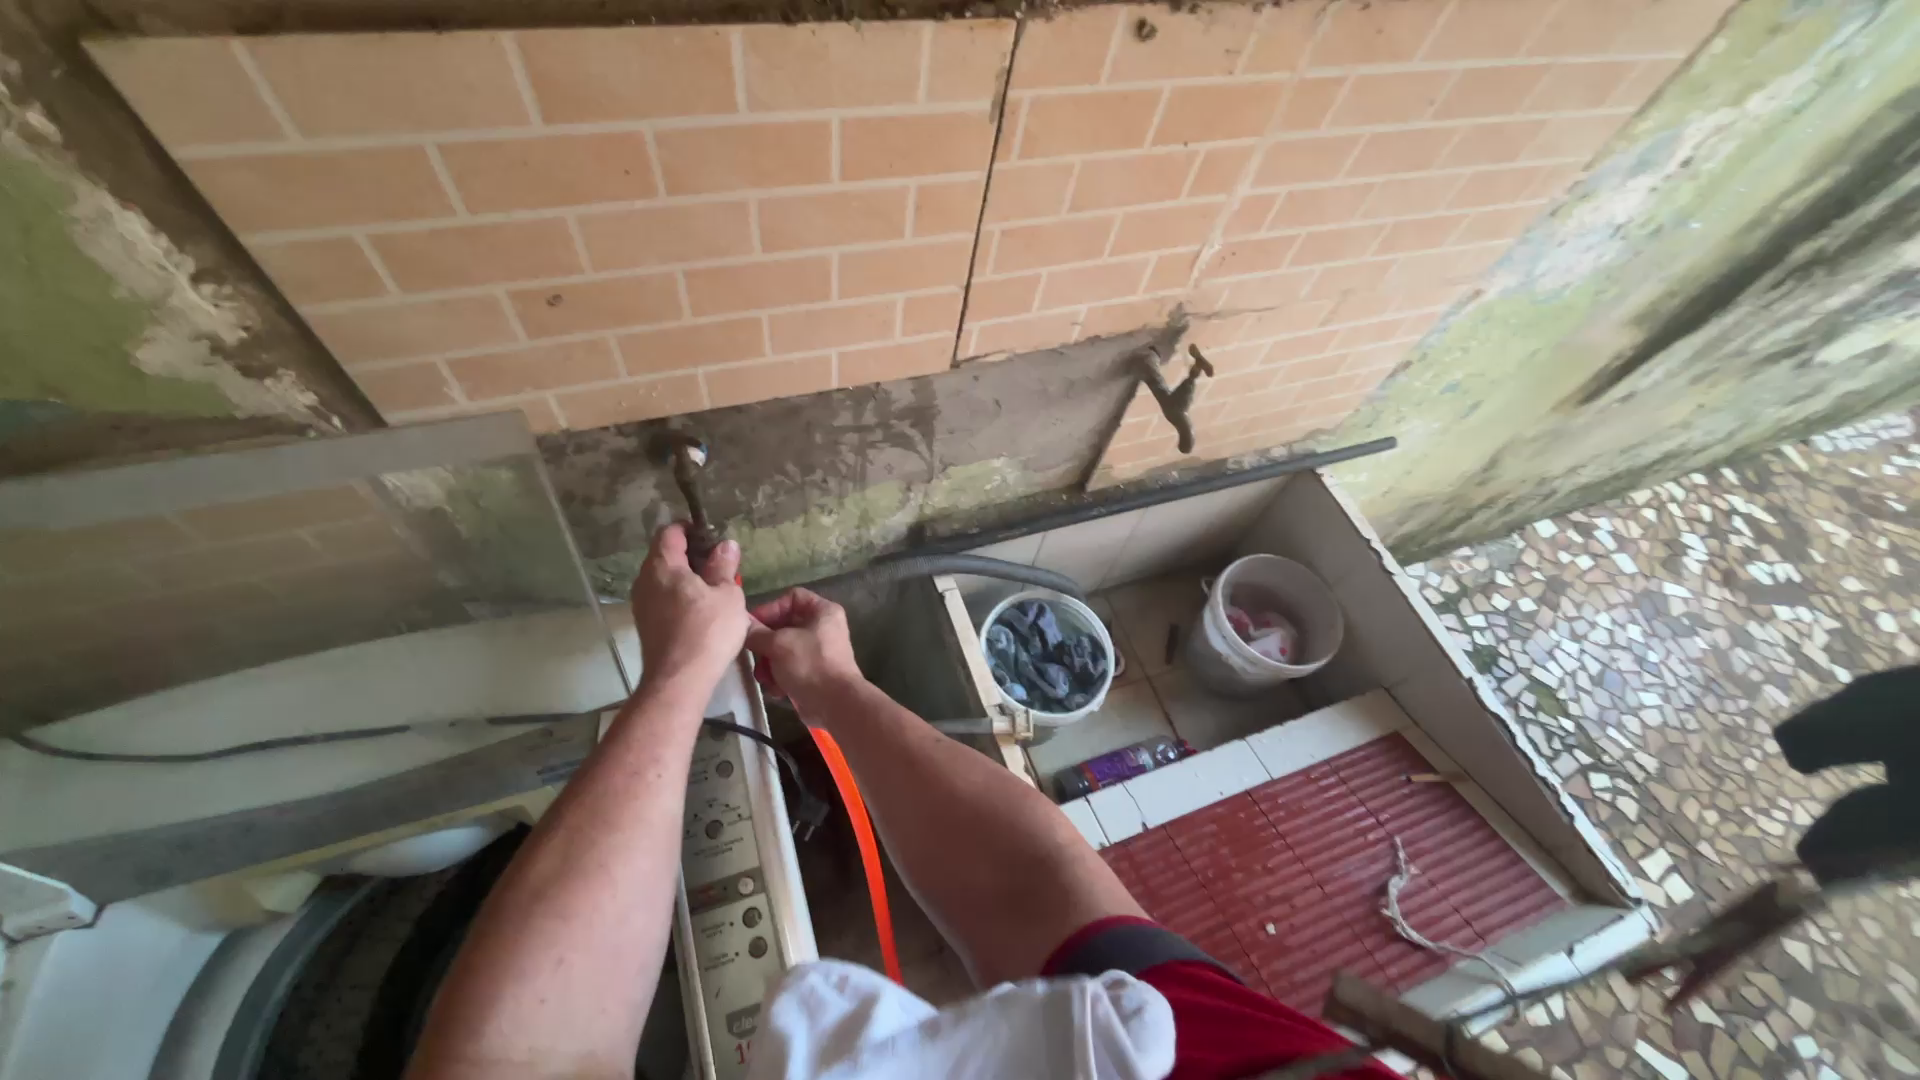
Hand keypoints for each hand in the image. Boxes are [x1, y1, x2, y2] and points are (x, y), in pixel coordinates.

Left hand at [630, 524, 748, 705]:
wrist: (679, 680)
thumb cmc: (708, 631)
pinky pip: (662, 597)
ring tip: (712, 587)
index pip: (669, 532)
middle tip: (718, 562)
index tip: (711, 535)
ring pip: (663, 578)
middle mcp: (645, 579)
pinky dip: (679, 595)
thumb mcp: (728, 595)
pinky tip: (700, 608)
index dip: (690, 528)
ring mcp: (641, 603)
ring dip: (685, 577)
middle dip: (689, 554)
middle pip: (664, 555)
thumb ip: (724, 566)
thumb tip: (726, 545)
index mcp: (663, 565)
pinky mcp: (645, 623)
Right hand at [746, 588, 863, 712]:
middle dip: (766, 644)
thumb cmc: (810, 664)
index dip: (771, 608)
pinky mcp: (813, 672)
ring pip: (784, 649)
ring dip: (770, 664)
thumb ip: (758, 633)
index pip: (792, 598)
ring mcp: (818, 651)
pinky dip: (780, 677)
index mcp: (823, 611)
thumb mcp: (779, 644)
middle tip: (754, 655)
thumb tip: (744, 626)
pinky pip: (790, 667)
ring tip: (764, 677)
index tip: (753, 625)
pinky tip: (776, 689)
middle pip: (784, 626)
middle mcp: (823, 627)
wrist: (835, 703)